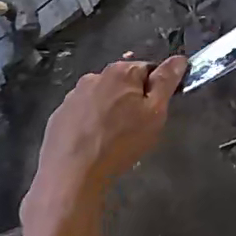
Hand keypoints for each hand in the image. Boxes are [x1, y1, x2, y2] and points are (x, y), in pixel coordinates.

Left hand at [24, 55, 185, 223]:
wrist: (71, 177)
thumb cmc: (120, 142)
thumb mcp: (155, 112)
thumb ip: (167, 81)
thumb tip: (178, 58)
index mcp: (120, 72)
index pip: (148, 69)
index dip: (156, 89)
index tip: (155, 110)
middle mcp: (93, 77)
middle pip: (123, 82)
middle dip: (132, 99)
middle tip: (136, 126)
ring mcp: (71, 98)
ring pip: (102, 98)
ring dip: (110, 110)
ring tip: (113, 138)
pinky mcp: (57, 118)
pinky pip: (82, 114)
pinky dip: (90, 123)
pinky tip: (93, 143)